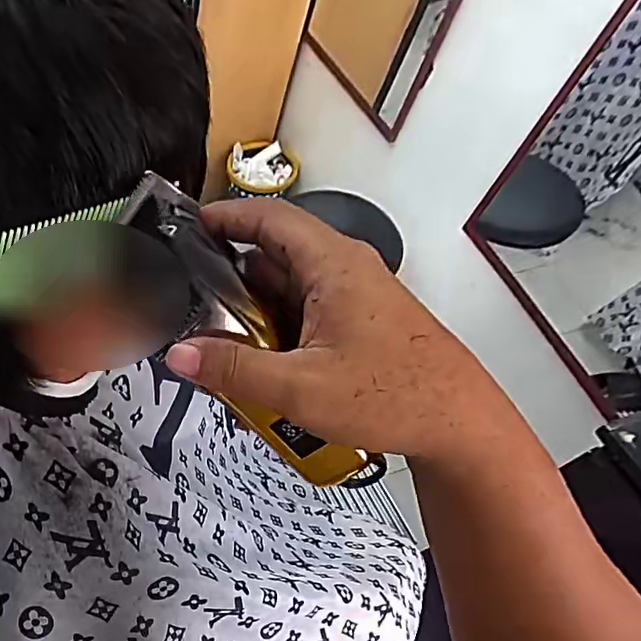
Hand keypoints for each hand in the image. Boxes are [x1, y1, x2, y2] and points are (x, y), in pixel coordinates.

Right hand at [163, 199, 508, 464]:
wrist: (455, 424)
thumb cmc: (400, 395)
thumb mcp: (298, 386)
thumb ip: (233, 369)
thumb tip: (185, 355)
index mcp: (333, 266)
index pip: (271, 218)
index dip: (227, 217)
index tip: (196, 224)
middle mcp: (346, 274)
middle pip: (274, 261)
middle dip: (234, 288)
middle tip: (203, 317)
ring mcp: (355, 300)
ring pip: (289, 295)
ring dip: (258, 322)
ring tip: (237, 357)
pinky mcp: (359, 327)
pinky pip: (307, 320)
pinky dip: (282, 339)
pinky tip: (271, 375)